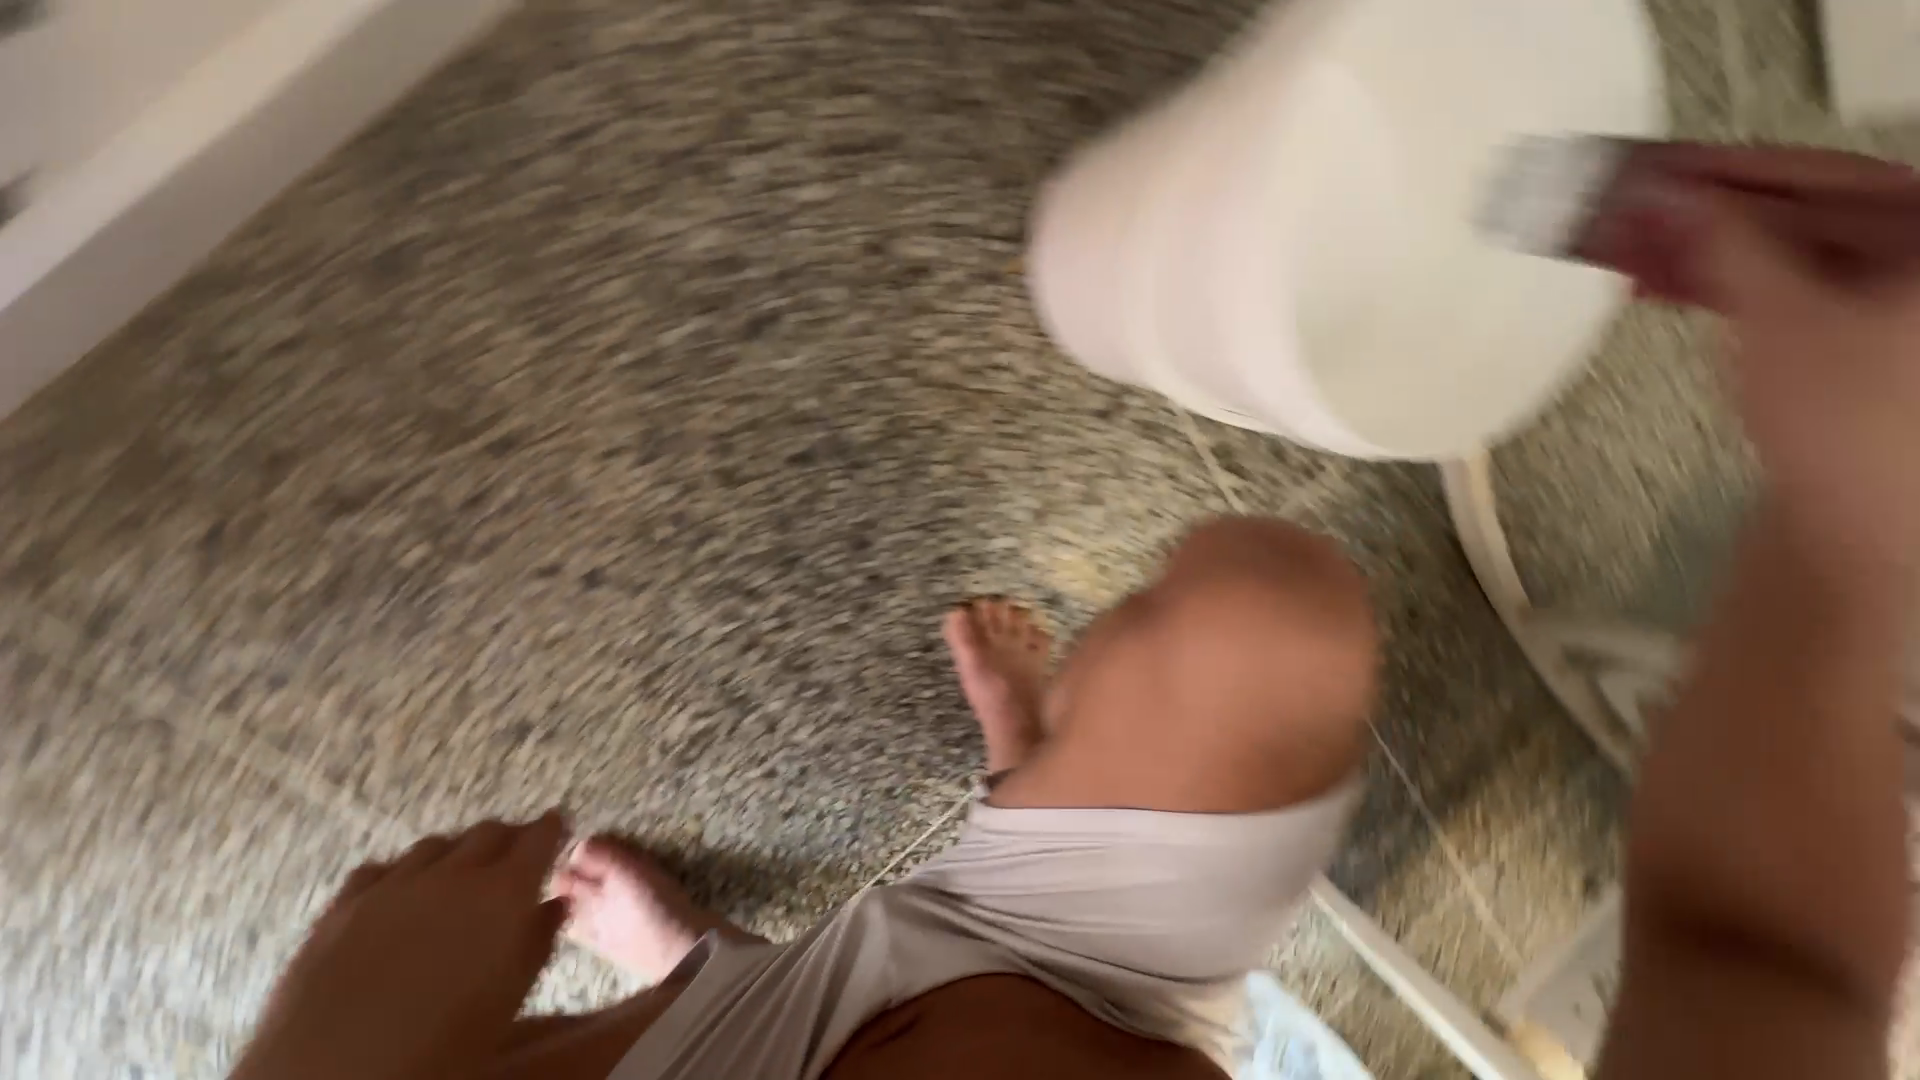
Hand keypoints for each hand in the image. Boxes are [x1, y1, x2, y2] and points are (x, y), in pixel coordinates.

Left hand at [231, 812, 570, 1079]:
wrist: (339, 1073)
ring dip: (456, 853)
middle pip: (488, 831)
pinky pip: (379, 868)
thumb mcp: (511, 996)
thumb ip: (539, 941)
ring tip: (458, 876)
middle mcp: (453, 875)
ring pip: (436, 844)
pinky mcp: (342, 907)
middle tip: (514, 856)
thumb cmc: (445, 1042)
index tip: (558, 827)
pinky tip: (400, 895)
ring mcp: (393, 886)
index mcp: (504, 893)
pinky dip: (400, 873)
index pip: (538, 837)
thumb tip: (557, 903)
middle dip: (507, 837)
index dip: (552, 828)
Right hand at [1613, 148, 1919, 574]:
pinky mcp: (1833, 326)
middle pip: (1782, 212)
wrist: (1857, 511)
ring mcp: (1872, 290)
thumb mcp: (1778, 316)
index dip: (1716, 170)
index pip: (1809, 174)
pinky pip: (1762, 286)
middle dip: (1688, 213)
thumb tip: (1663, 196)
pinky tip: (1652, 283)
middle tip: (1611, 208)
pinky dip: (1706, 283)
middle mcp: (1908, 250)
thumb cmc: (1846, 418)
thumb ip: (1721, 244)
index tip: (1642, 167)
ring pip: (1763, 251)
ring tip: (1613, 248)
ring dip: (1684, 249)